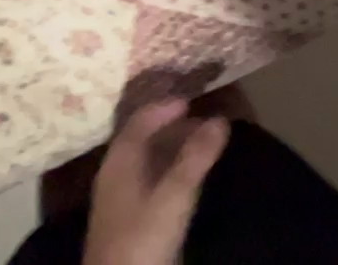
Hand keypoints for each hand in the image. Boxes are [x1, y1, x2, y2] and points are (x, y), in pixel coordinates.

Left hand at [82, 99, 228, 264]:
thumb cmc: (142, 239)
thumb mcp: (173, 197)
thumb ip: (195, 158)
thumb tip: (220, 119)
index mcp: (120, 158)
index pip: (142, 119)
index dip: (167, 106)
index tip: (195, 100)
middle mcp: (116, 170)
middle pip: (144, 136)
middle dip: (173, 125)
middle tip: (205, 120)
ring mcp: (120, 197)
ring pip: (147, 159)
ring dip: (172, 148)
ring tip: (202, 144)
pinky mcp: (128, 219)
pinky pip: (150, 180)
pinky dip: (169, 170)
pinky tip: (186, 179)